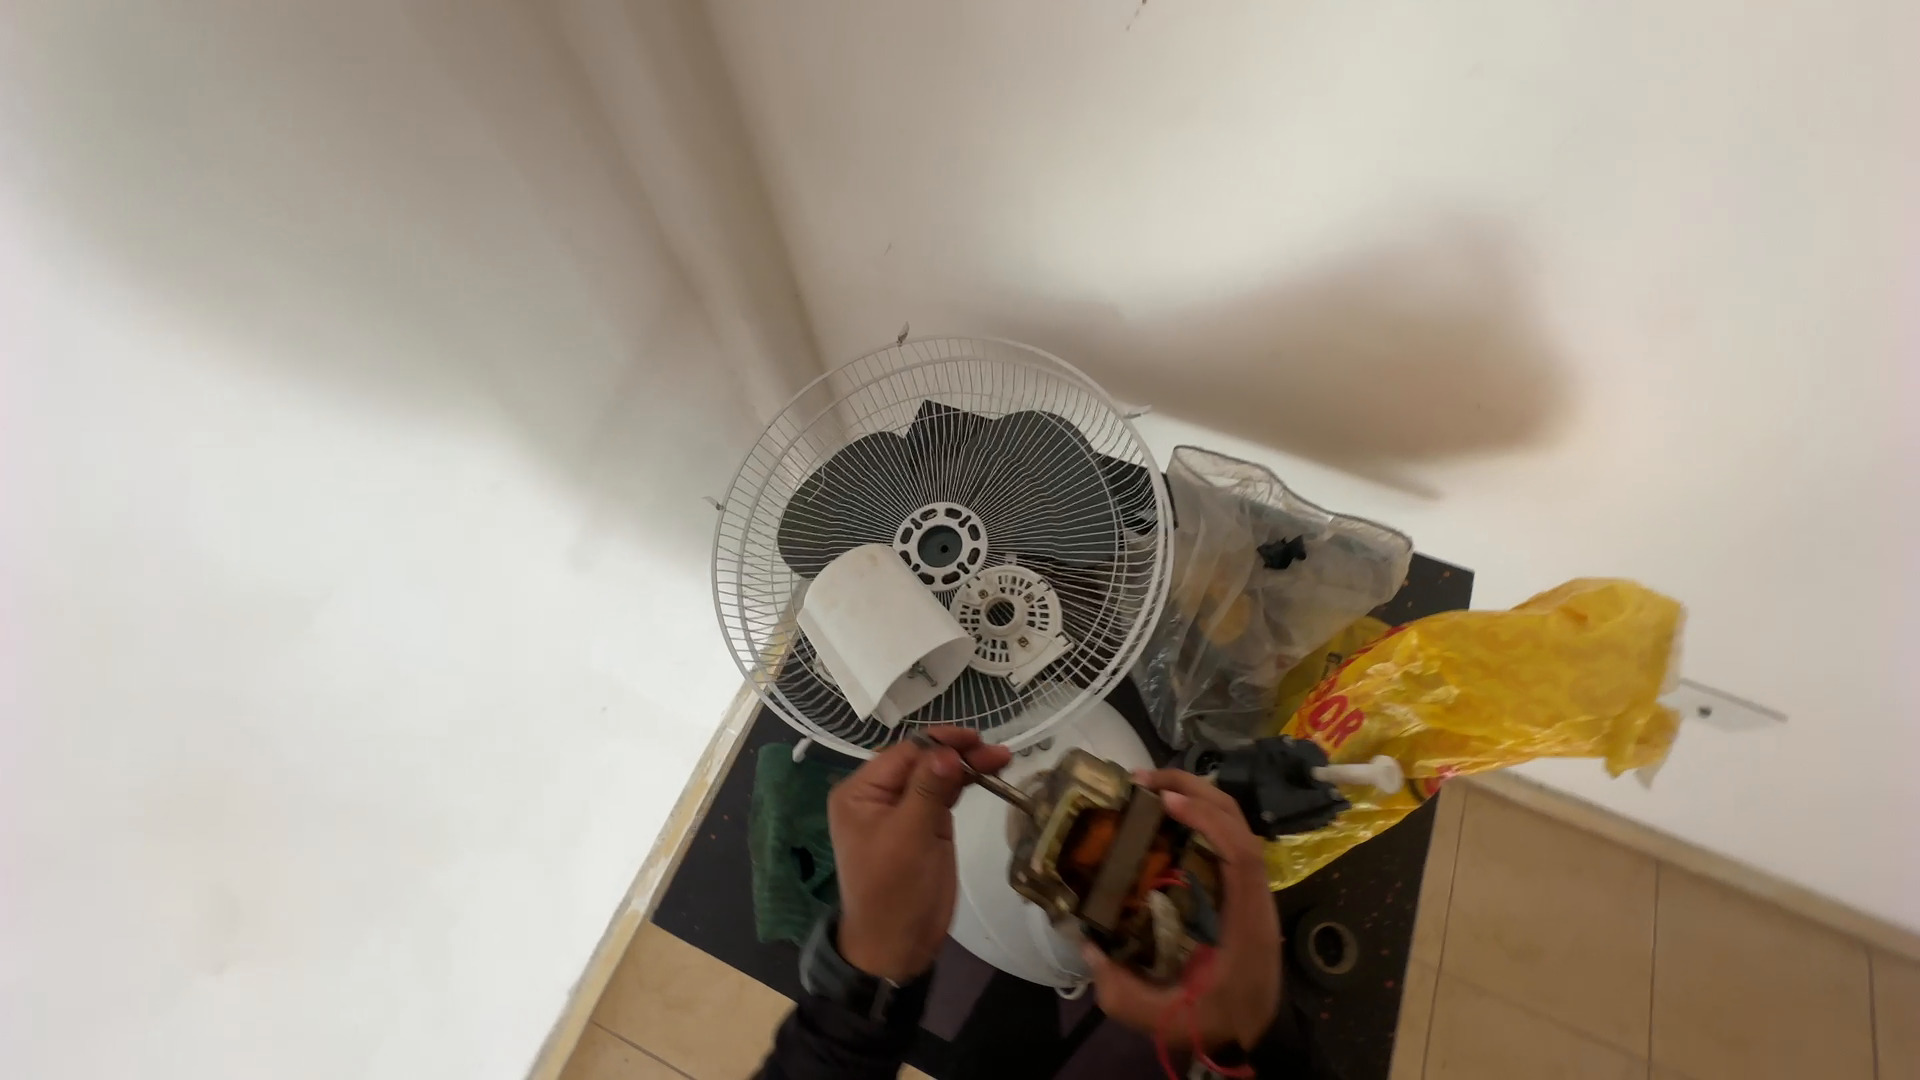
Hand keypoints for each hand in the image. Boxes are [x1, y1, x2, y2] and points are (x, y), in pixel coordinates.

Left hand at [828, 727, 1011, 982]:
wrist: (897, 947)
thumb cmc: (893, 891)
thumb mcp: (909, 837)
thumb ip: (928, 790)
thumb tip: (947, 751)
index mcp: (860, 791)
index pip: (904, 754)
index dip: (940, 744)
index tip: (976, 741)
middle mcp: (879, 793)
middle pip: (921, 760)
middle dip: (957, 752)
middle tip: (995, 751)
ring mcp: (902, 808)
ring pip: (936, 774)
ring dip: (966, 765)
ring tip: (1001, 758)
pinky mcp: (924, 823)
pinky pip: (943, 793)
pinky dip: (965, 782)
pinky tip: (987, 774)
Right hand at [1081, 769, 1281, 1051]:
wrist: (1253, 1037)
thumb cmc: (1212, 1023)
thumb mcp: (1161, 1017)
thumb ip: (1120, 989)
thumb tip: (1087, 943)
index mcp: (1246, 921)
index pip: (1240, 853)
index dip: (1206, 818)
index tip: (1165, 800)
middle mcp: (1255, 895)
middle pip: (1239, 822)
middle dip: (1195, 788)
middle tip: (1144, 779)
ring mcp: (1251, 887)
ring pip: (1235, 822)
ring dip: (1196, 793)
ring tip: (1150, 785)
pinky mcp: (1240, 886)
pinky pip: (1226, 834)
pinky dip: (1200, 812)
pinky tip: (1166, 811)